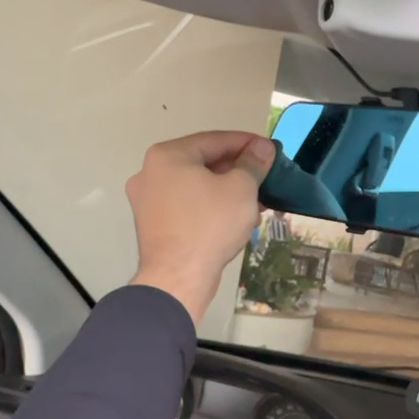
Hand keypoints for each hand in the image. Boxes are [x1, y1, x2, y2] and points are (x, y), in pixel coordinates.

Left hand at [126, 131, 274, 321]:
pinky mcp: (154, 226)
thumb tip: (263, 149)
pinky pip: (188, 207)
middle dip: (237, 170)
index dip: (247, 143)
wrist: (178, 278)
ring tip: (256, 202)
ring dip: (226, 191)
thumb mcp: (241, 188)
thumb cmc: (209, 225)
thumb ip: (253, 163)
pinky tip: (235, 220)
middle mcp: (151, 173)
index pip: (215, 140)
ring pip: (196, 187)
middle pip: (203, 163)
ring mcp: (148, 201)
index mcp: (167, 155)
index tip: (270, 150)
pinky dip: (211, 208)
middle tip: (265, 177)